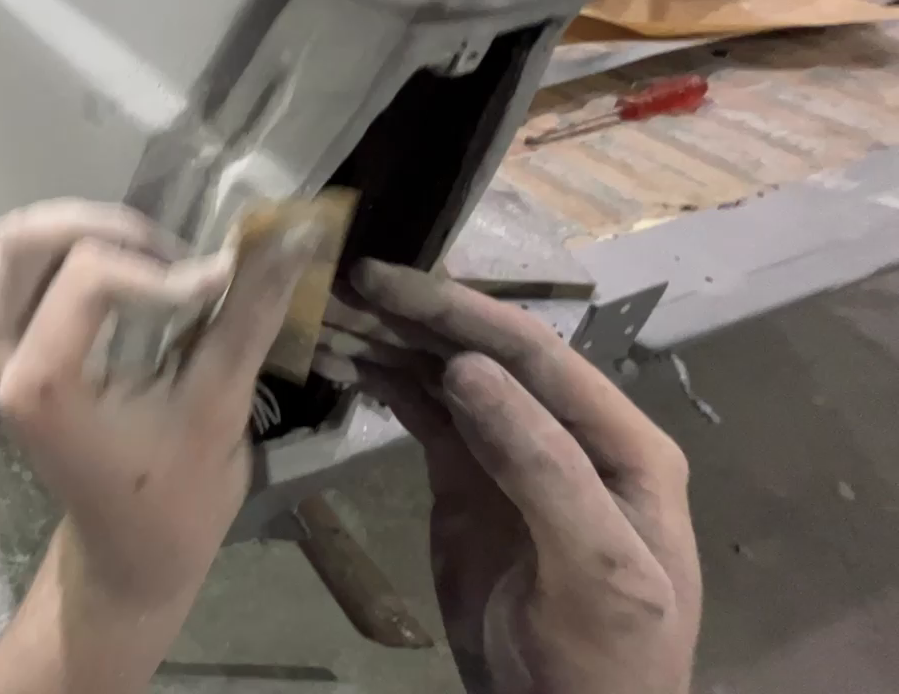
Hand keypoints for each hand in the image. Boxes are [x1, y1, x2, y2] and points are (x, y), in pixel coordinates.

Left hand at [0, 199, 305, 613]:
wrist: (130, 551)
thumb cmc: (176, 500)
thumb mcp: (218, 410)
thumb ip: (245, 317)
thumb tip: (289, 238)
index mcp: (41, 382)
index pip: (88, 274)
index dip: (161, 268)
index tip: (220, 286)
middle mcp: (3, 357)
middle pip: (26, 241)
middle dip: (105, 230)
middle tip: (169, 257)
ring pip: (0, 246)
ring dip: (66, 230)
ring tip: (132, 251)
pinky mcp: (6, 345)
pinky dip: (40, 252)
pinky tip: (95, 268)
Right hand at [350, 260, 699, 693]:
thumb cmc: (603, 656)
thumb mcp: (593, 570)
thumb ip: (541, 466)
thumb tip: (465, 366)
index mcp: (616, 439)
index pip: (531, 350)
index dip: (455, 306)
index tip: (379, 278)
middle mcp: (558, 425)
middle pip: (473, 348)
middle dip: (402, 314)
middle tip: (330, 284)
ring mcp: (505, 443)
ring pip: (434, 369)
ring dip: (379, 338)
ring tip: (318, 314)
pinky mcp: (461, 465)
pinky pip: (413, 404)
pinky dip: (373, 376)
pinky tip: (335, 357)